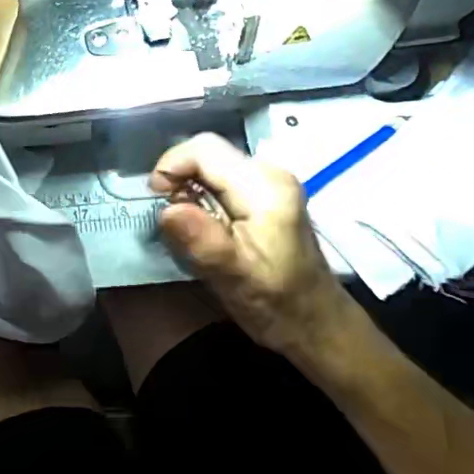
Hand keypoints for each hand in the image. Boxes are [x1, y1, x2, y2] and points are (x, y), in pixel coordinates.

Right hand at [149, 133, 361, 363]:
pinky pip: (220, 179)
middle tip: (170, 221)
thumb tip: (167, 210)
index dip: (171, 167)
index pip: (204, 149)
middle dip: (179, 181)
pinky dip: (202, 197)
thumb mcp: (234, 277)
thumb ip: (202, 241)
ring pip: (211, 165)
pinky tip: (205, 228)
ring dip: (189, 190)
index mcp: (264, 186)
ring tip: (187, 229)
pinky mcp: (264, 193)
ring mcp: (268, 180)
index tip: (156, 202)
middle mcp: (268, 172)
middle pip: (206, 154)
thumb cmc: (277, 304)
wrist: (317, 323)